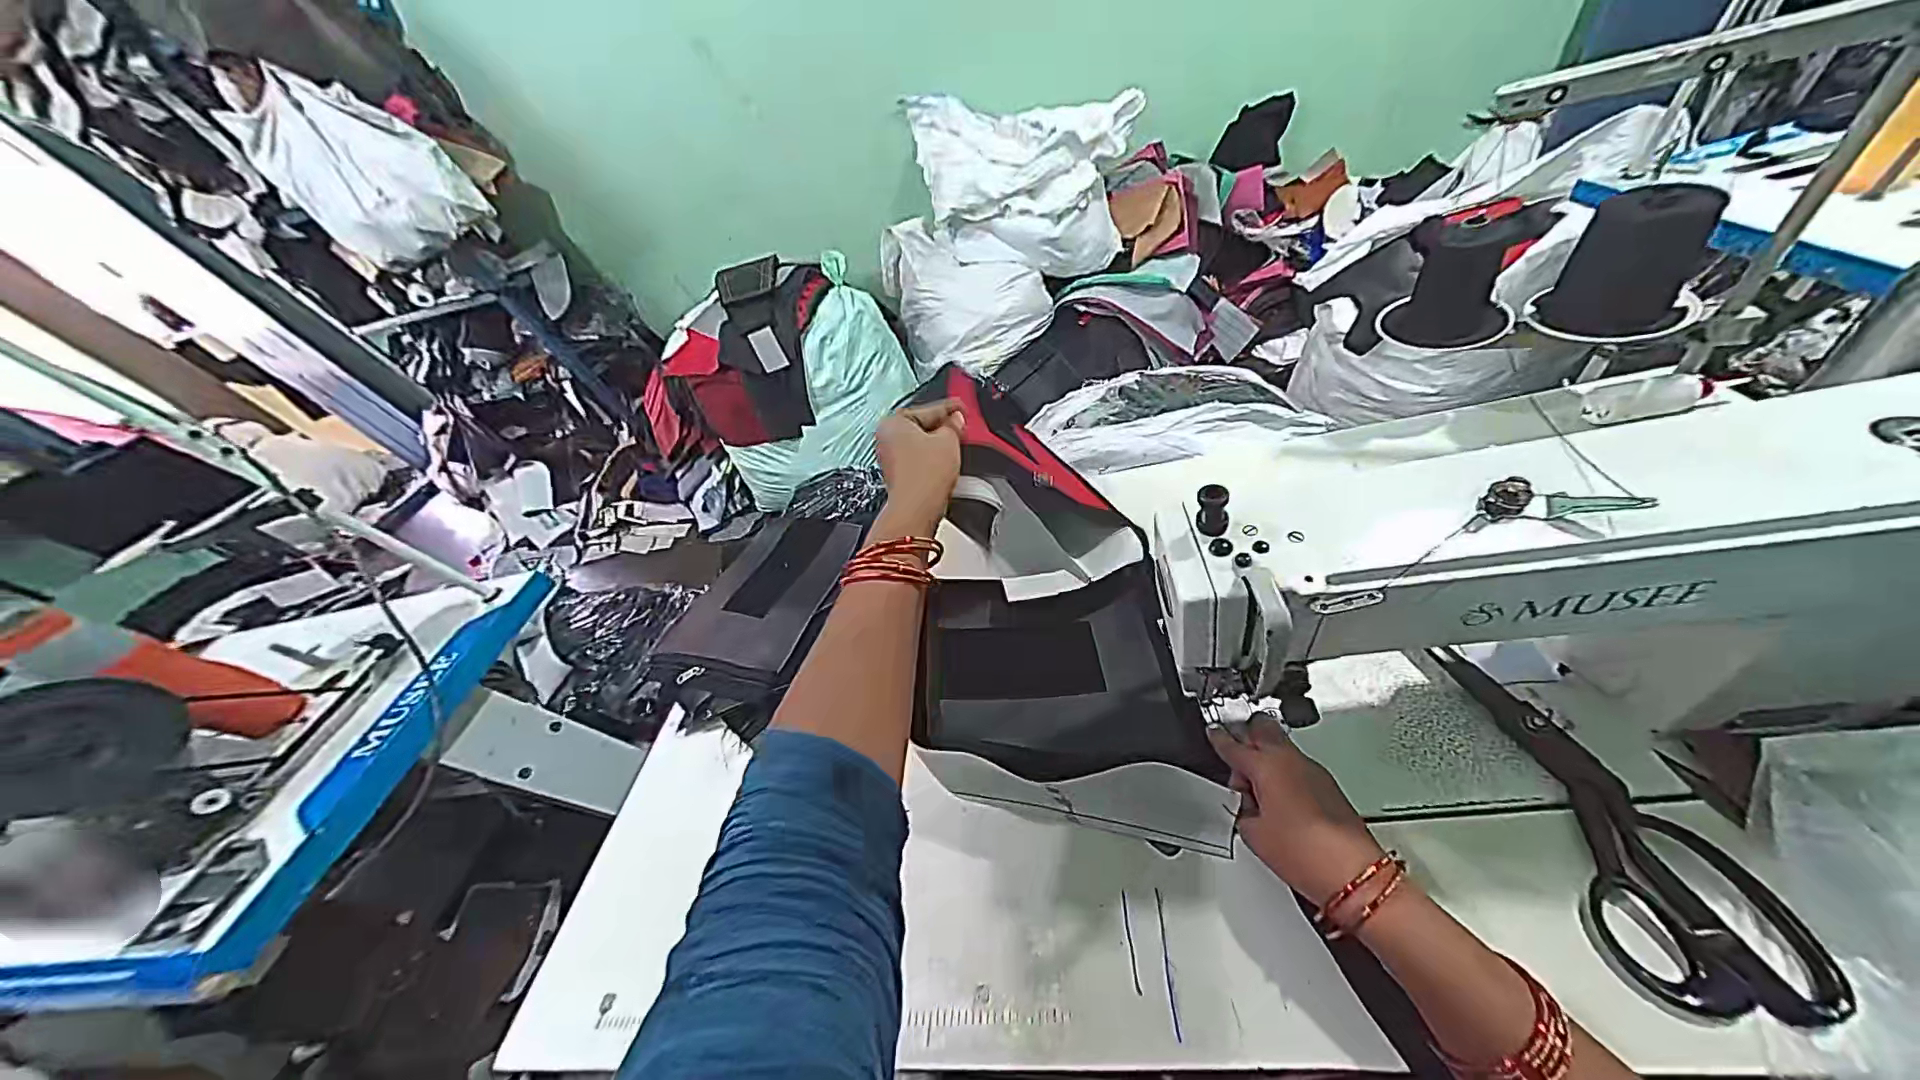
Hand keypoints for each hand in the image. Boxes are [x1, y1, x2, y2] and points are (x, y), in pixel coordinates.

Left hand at [875, 400, 964, 535]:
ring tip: (958, 444)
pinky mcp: (900, 476)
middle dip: (944, 426)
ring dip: (939, 443)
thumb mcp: (948, 440)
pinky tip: (946, 461)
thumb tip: (956, 419)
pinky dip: (933, 459)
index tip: (962, 407)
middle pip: (921, 426)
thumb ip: (954, 424)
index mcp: (893, 423)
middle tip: (963, 424)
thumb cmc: (923, 476)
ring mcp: (891, 459)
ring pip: (920, 444)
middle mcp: (887, 439)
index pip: (927, 408)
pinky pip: (919, 460)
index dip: (950, 407)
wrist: (917, 510)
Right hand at [1209, 717, 1388, 903]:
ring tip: (1258, 789)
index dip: (1218, 738)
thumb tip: (1244, 805)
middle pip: (1262, 728)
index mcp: (1265, 765)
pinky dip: (1285, 772)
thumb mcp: (1252, 833)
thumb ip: (1240, 808)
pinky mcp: (1328, 784)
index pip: (1232, 744)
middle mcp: (1291, 760)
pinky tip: (1280, 799)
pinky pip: (1298, 765)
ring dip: (1266, 756)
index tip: (1214, 733)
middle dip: (1245, 736)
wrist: (1353, 874)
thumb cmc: (1308, 853)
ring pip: (1281, 746)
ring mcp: (1313, 770)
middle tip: (1235, 755)